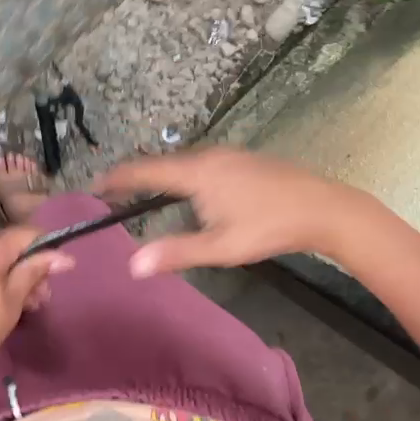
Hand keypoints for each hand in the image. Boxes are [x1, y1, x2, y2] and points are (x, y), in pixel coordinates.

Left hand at [0, 227, 71, 382]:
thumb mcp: (11, 304)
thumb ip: (33, 273)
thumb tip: (62, 256)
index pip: (24, 235)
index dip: (46, 249)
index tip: (60, 270)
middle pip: (2, 247)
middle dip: (24, 267)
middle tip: (39, 298)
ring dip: (1, 274)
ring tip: (13, 304)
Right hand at [97, 148, 371, 275]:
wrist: (324, 208)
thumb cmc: (270, 228)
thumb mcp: (222, 248)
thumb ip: (177, 253)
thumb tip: (134, 265)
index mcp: (197, 173)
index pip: (145, 171)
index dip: (118, 178)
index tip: (95, 186)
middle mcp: (208, 156)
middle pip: (162, 164)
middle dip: (136, 177)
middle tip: (113, 193)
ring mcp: (228, 154)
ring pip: (183, 163)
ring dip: (160, 175)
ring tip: (143, 192)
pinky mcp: (242, 159)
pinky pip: (200, 163)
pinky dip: (181, 175)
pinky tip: (189, 192)